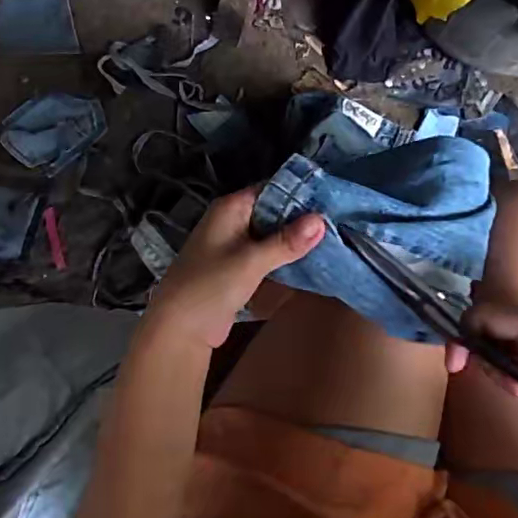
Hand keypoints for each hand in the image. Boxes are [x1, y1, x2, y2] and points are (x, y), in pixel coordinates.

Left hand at [148, 187, 324, 347]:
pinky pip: (267, 253)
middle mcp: (232, 220)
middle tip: (339, 220)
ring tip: (333, 238)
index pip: (271, 188)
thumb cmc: (210, 286)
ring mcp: (234, 244)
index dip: (300, 191)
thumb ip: (286, 241)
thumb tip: (321, 220)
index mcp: (231, 208)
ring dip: (295, 238)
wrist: (179, 329)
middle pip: (274, 210)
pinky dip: (285, 255)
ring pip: (272, 233)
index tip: (332, 198)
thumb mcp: (251, 262)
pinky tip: (311, 259)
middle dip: (302, 217)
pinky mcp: (238, 267)